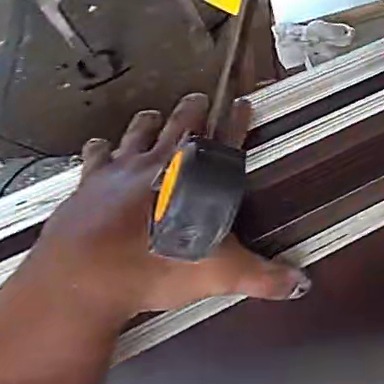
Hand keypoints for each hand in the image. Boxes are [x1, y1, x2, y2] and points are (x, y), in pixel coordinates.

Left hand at [18, 93, 310, 321]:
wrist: (85, 274)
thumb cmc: (152, 268)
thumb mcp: (217, 275)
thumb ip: (260, 277)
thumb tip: (298, 284)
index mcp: (192, 180)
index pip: (224, 143)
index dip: (237, 122)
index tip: (243, 104)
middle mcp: (158, 164)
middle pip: (180, 126)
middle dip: (192, 110)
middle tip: (198, 98)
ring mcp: (120, 169)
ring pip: (138, 133)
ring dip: (148, 122)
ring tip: (153, 115)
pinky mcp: (89, 182)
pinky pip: (96, 155)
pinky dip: (100, 148)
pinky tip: (99, 146)